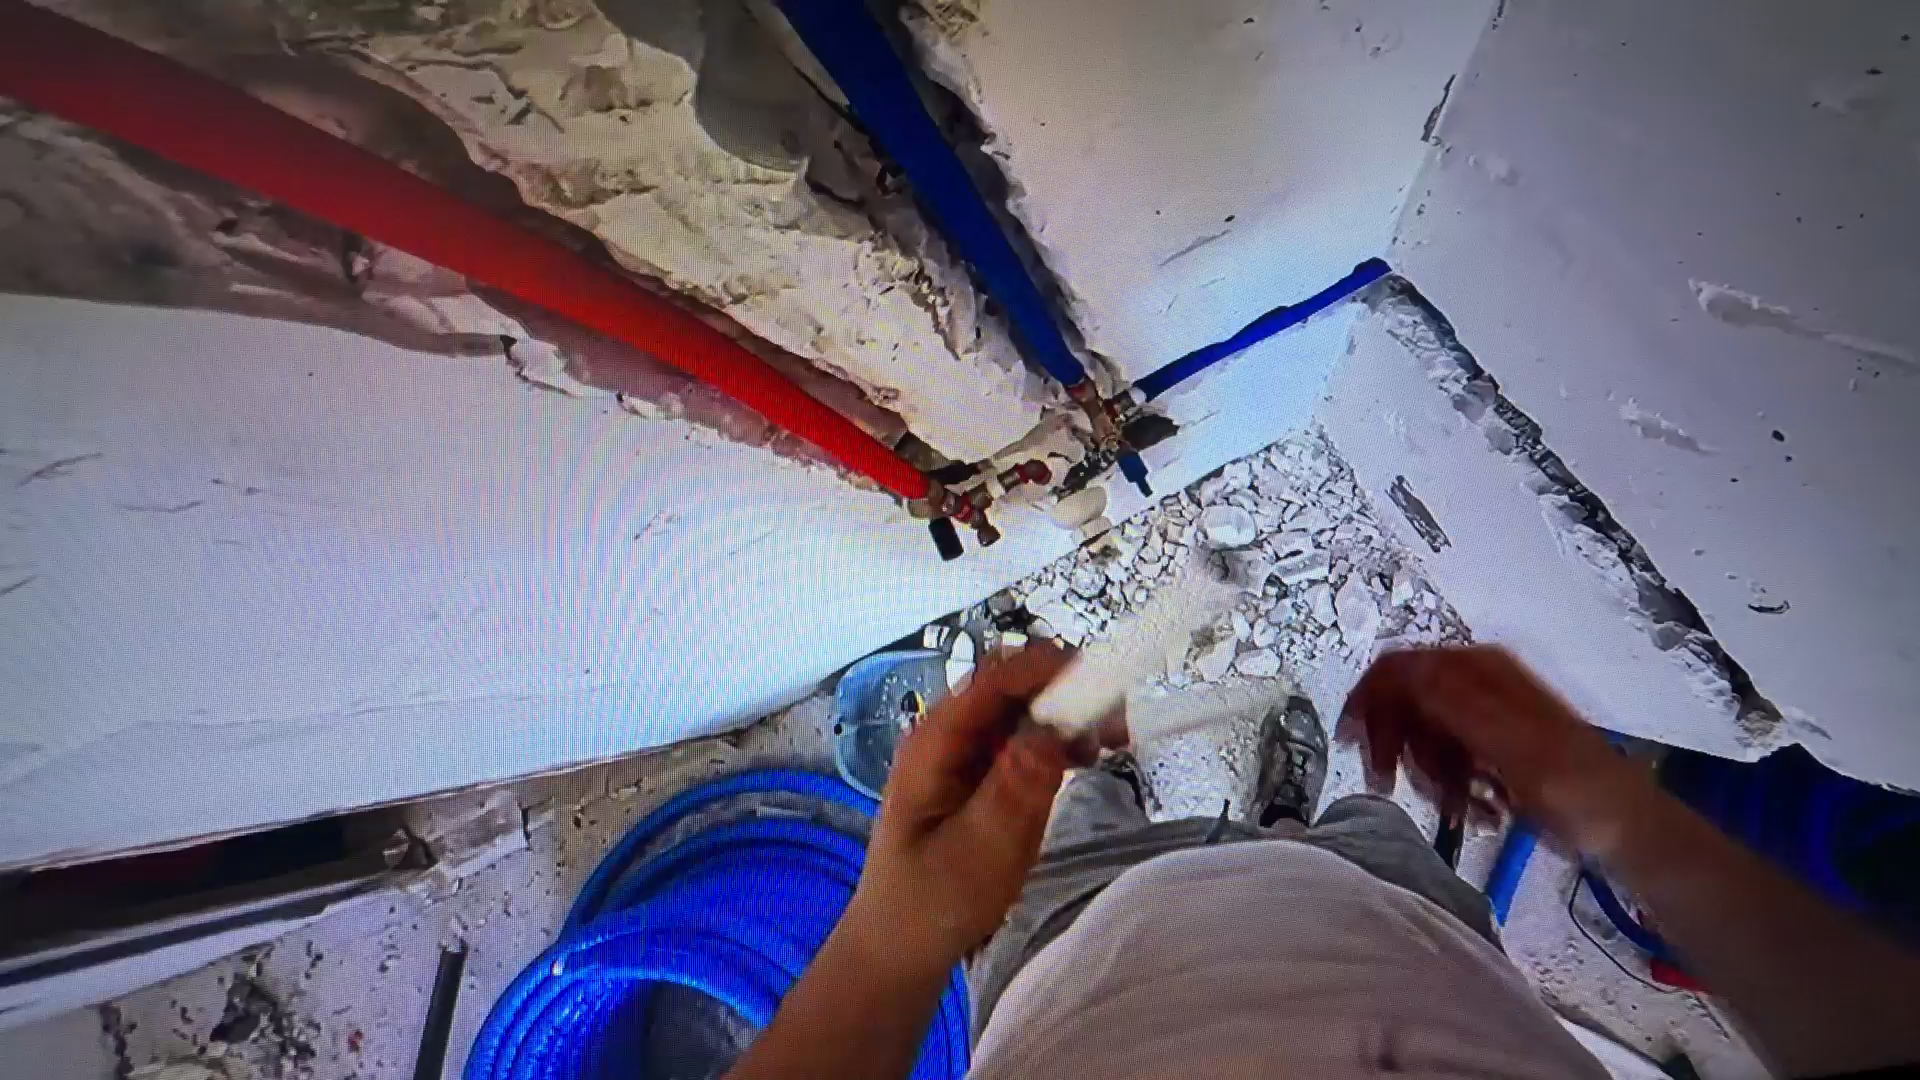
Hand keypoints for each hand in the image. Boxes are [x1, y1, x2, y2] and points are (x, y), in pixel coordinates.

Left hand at [842, 643, 1081, 973]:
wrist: (902, 944)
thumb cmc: (932, 902)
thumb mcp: (978, 853)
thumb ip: (1013, 791)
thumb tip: (1052, 730)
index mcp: (935, 741)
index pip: (991, 680)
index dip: (1043, 669)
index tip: (1098, 680)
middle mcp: (951, 733)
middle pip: (1012, 685)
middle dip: (1065, 690)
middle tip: (1114, 723)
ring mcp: (969, 750)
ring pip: (1025, 707)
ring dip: (1069, 713)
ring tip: (1110, 742)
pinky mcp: (986, 770)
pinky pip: (1027, 736)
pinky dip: (1061, 738)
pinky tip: (1086, 757)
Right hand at [1342, 645, 1625, 831]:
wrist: (1630, 834)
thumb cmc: (1578, 789)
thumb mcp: (1513, 744)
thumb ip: (1452, 702)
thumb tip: (1399, 671)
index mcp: (1478, 668)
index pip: (1398, 667)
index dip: (1367, 697)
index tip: (1349, 738)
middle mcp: (1471, 682)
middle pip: (1399, 702)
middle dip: (1394, 745)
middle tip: (1385, 783)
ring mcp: (1476, 714)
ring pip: (1414, 734)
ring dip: (1425, 774)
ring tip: (1454, 807)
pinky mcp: (1481, 745)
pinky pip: (1437, 757)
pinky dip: (1444, 785)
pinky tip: (1470, 809)